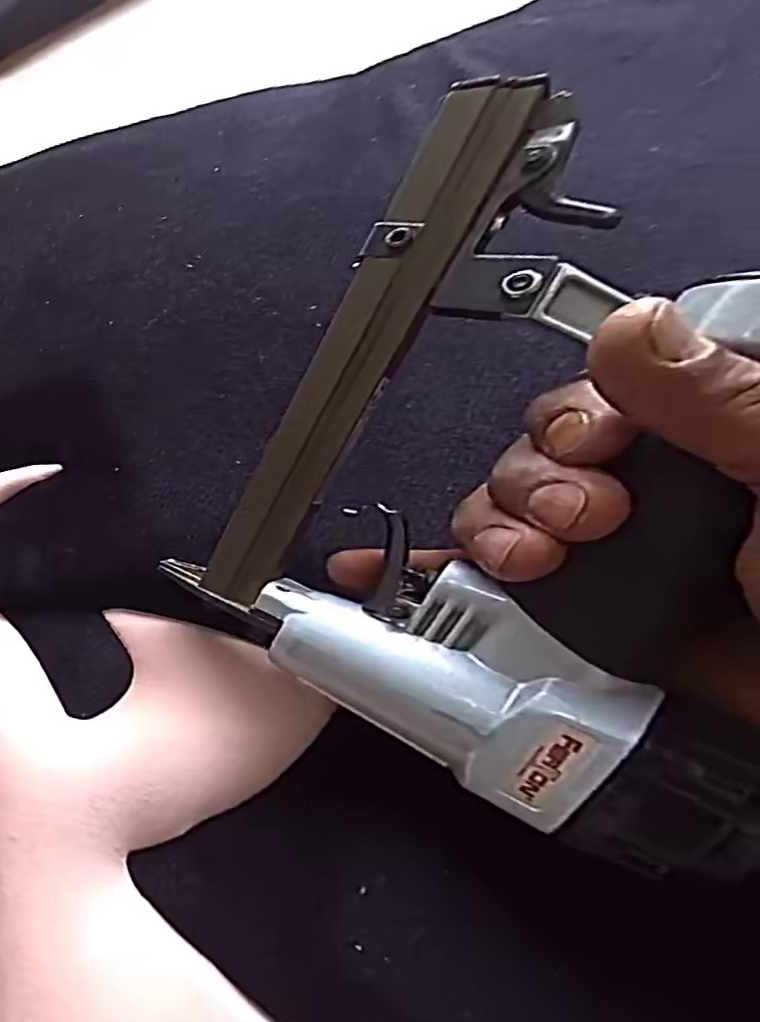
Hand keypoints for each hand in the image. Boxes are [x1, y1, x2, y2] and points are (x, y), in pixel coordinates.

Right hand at [329, 296, 759, 719]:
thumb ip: (724, 401)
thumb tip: (634, 328)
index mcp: (716, 448)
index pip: (607, 398)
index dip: (580, 414)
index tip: (599, 442)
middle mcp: (650, 494)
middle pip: (532, 457)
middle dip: (535, 485)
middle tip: (583, 517)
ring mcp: (600, 554)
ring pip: (491, 515)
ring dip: (489, 534)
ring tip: (531, 562)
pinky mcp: (562, 609)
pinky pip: (467, 582)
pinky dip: (415, 574)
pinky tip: (379, 568)